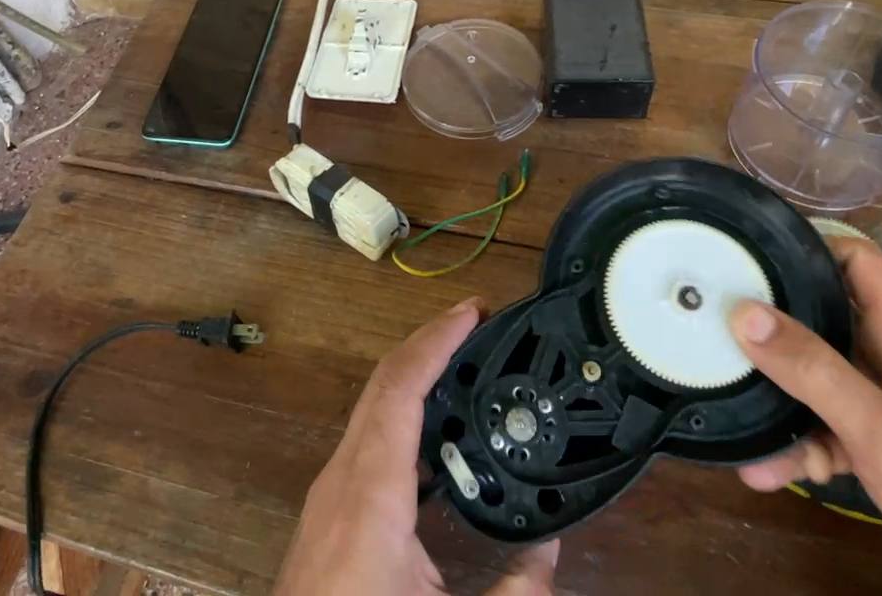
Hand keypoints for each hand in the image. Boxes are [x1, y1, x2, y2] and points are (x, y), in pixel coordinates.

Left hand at [275, 298, 558, 595]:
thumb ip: (513, 593)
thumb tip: (551, 556)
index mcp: (372, 490)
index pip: (402, 387)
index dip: (438, 340)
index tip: (472, 313)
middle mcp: (344, 474)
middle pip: (384, 381)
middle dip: (430, 341)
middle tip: (477, 322)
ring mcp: (331, 488)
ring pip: (373, 404)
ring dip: (415, 372)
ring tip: (462, 361)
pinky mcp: (330, 506)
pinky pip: (369, 435)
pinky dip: (404, 411)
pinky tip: (436, 429)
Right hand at [730, 236, 881, 595]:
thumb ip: (817, 374)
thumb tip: (745, 312)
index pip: (857, 262)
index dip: (805, 244)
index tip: (743, 248)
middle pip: (828, 320)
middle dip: (772, 322)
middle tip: (710, 321)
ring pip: (822, 381)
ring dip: (778, 394)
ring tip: (725, 400)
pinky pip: (833, 434)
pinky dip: (800, 446)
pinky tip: (764, 469)